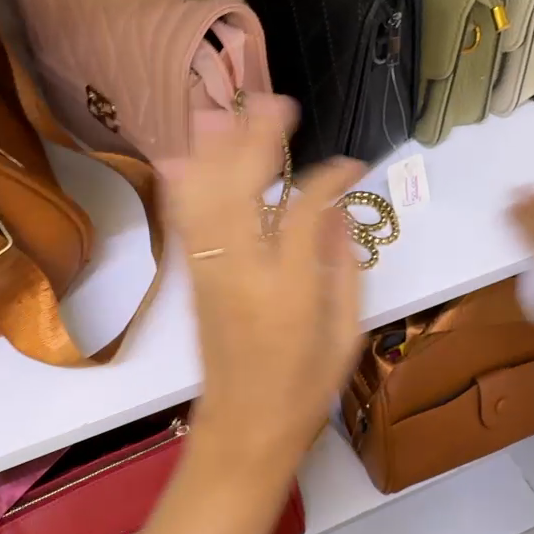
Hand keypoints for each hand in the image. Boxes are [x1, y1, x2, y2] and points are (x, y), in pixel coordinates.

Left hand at [160, 96, 366, 475]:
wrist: (242, 431)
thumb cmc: (304, 389)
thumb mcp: (345, 334)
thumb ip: (344, 268)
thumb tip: (340, 212)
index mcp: (290, 289)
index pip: (306, 209)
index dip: (330, 176)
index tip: (351, 164)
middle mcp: (242, 271)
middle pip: (242, 186)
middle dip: (258, 137)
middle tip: (278, 102)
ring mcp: (209, 272)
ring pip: (203, 197)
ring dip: (213, 149)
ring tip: (226, 110)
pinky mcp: (192, 279)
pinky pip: (183, 221)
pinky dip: (182, 184)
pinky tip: (183, 155)